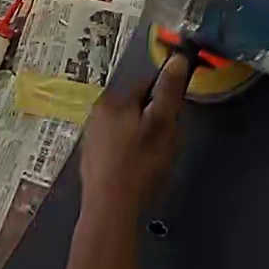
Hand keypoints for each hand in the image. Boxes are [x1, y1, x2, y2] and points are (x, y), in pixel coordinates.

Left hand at [79, 53, 190, 220]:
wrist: (110, 211)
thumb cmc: (140, 163)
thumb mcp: (162, 123)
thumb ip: (169, 89)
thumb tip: (178, 57)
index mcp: (111, 100)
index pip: (148, 84)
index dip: (166, 99)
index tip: (174, 118)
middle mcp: (96, 114)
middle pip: (138, 105)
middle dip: (155, 119)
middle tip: (166, 141)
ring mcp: (91, 138)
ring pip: (129, 126)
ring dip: (144, 135)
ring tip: (153, 158)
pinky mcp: (91, 160)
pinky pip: (119, 145)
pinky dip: (131, 151)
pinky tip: (137, 169)